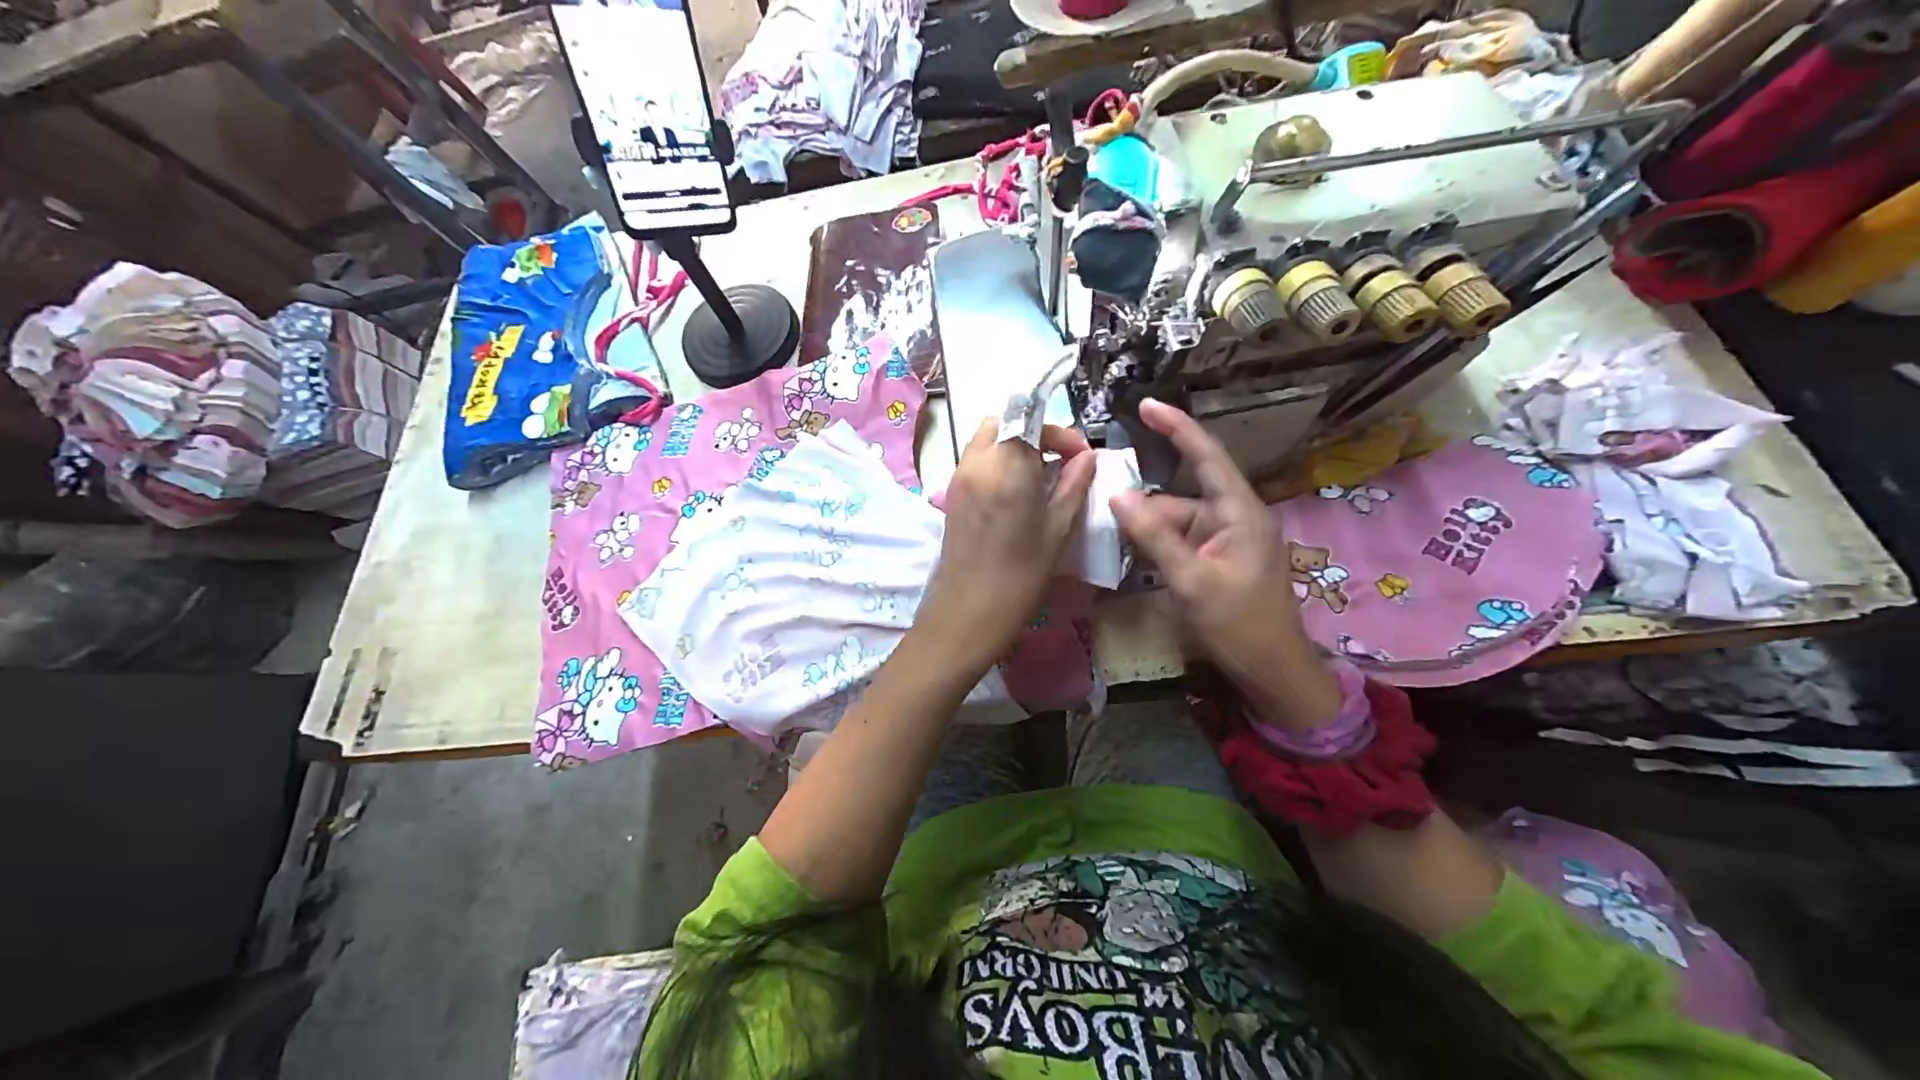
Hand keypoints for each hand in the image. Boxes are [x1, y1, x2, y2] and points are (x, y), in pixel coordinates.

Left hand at [919, 418, 1095, 672]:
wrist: (968, 612)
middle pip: (1005, 423)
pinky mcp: (952, 494)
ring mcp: (959, 476)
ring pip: (988, 440)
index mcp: (1007, 464)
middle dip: (1035, 432)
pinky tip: (1018, 494)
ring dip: (1015, 446)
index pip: (1031, 417)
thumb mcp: (1058, 528)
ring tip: (1040, 479)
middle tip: (1060, 462)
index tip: (1080, 454)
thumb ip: (1074, 484)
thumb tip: (1087, 457)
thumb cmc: (1021, 574)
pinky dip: (999, 463)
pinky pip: (977, 461)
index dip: (1059, 431)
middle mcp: (977, 461)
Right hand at [1108, 399, 1340, 730]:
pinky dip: (1157, 545)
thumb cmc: (1239, 624)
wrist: (1271, 669)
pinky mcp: (1218, 560)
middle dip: (1144, 505)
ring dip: (1146, 530)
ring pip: (1176, 521)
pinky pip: (1180, 541)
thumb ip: (1154, 537)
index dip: (1177, 427)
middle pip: (1180, 497)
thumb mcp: (1191, 580)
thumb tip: (1117, 496)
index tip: (1146, 406)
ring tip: (1109, 538)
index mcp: (1240, 512)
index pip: (1206, 456)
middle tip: (1101, 506)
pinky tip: (1131, 555)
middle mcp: (1234, 517)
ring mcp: (1226, 540)